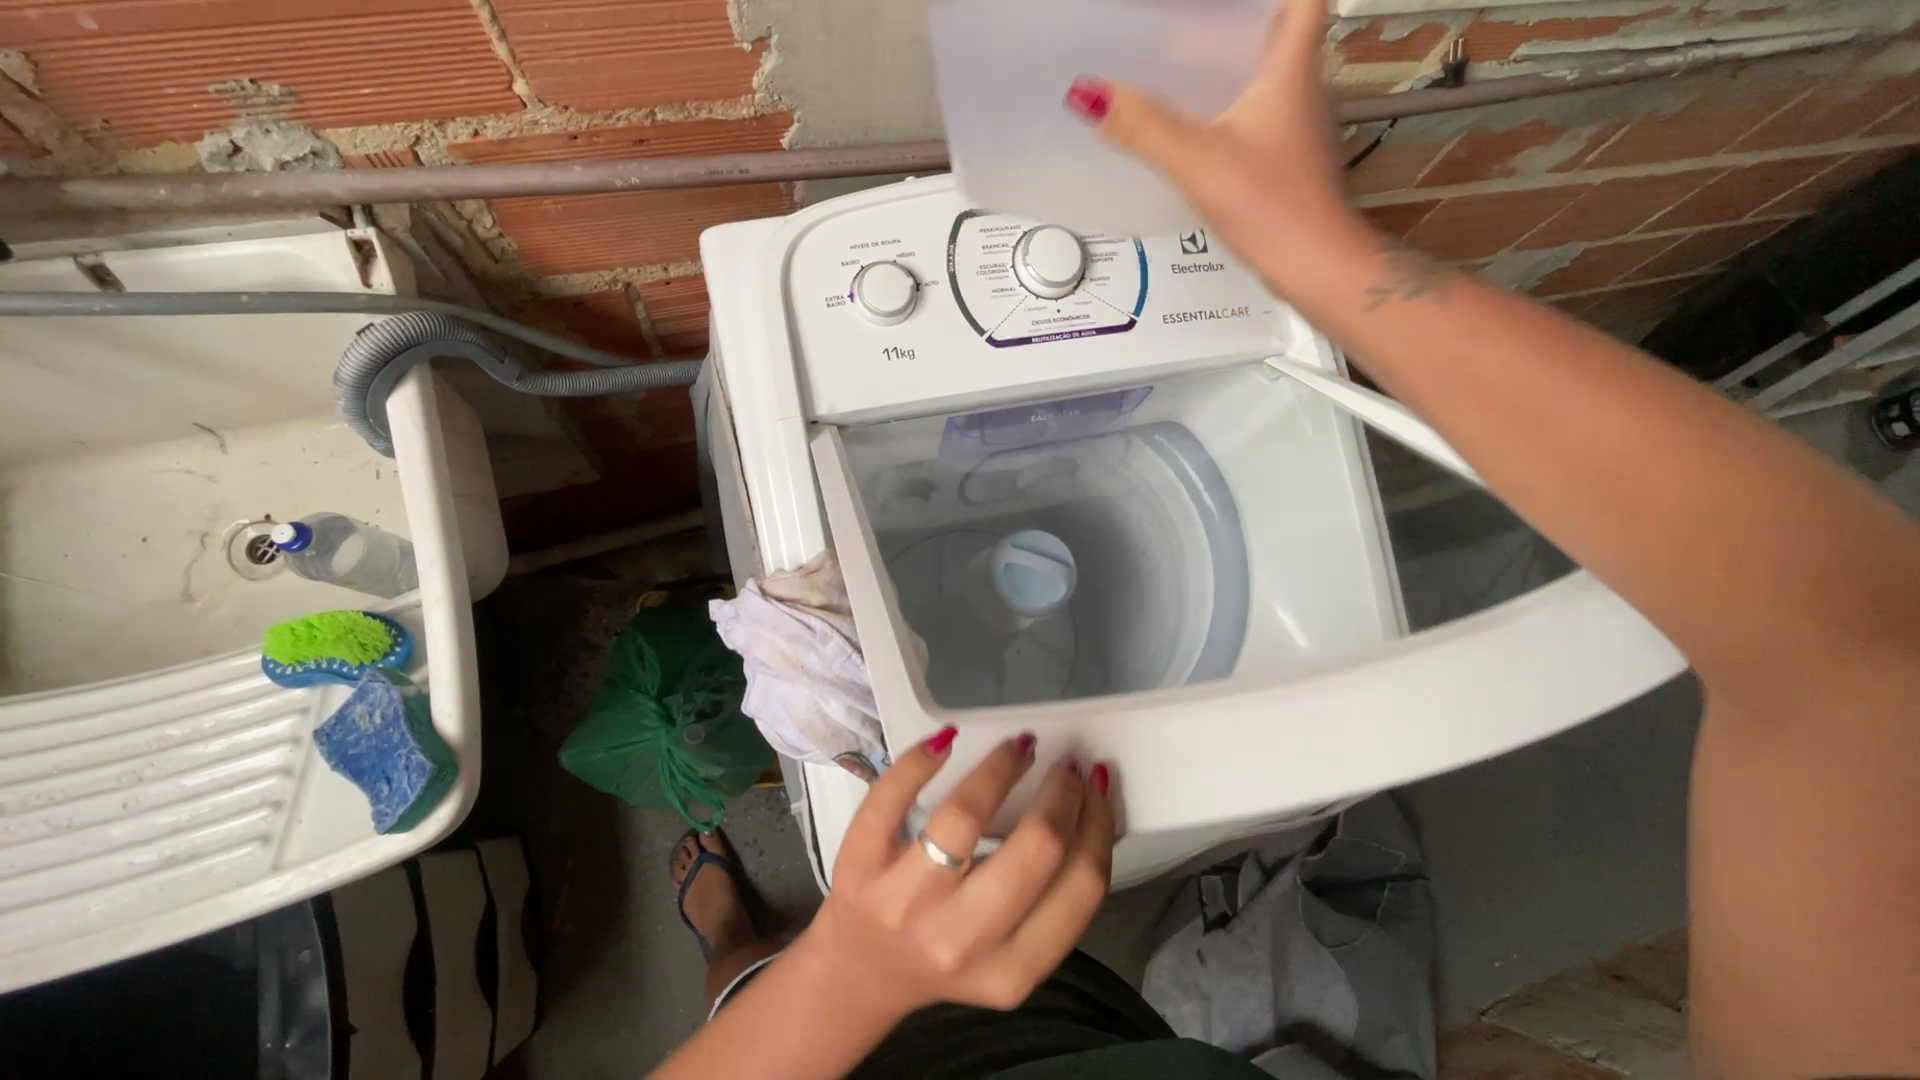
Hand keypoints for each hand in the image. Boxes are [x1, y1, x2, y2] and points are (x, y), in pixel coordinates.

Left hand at [790, 729, 1116, 1016]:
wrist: (861, 973)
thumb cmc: (948, 951)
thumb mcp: (1009, 954)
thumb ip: (1047, 899)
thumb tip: (1086, 804)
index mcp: (1010, 969)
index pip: (1079, 887)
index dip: (1098, 824)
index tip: (1097, 788)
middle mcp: (958, 939)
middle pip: (1033, 849)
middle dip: (1061, 794)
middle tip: (1066, 767)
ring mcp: (902, 901)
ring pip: (963, 818)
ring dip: (1001, 768)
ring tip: (1018, 748)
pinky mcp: (857, 867)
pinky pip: (890, 800)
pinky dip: (920, 761)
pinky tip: (947, 740)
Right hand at [1066, 0, 1362, 287]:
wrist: (1313, 265)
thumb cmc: (1275, 207)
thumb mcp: (1199, 161)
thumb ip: (1144, 126)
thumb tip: (1090, 93)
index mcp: (1292, 71)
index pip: (1303, 1)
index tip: (1225, 6)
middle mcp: (1302, 91)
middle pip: (1277, 34)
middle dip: (1234, 24)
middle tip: (1184, 29)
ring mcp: (1295, 129)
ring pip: (1264, 78)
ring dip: (1228, 68)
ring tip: (1178, 69)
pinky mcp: (1284, 163)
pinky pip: (1253, 119)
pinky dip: (1225, 112)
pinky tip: (1192, 129)